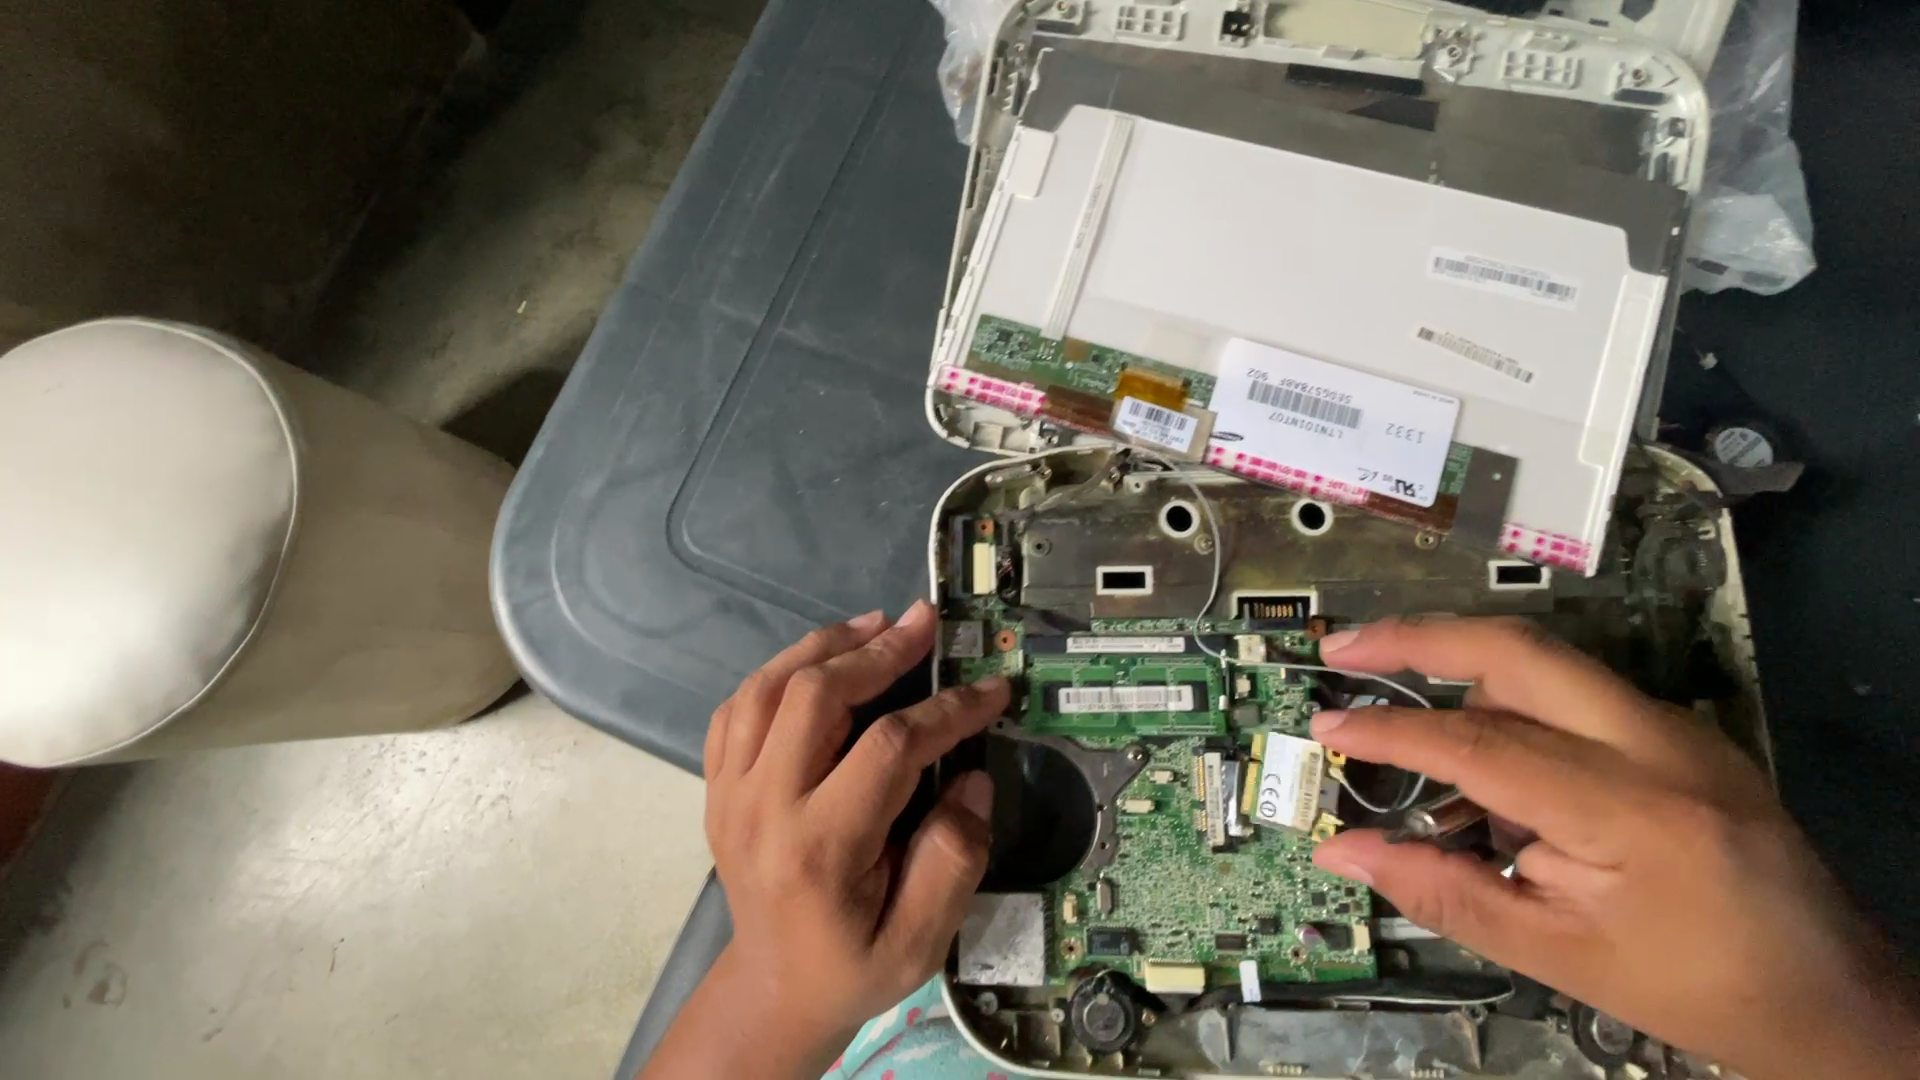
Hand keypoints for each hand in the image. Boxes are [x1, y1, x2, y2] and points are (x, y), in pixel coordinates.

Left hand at [641, 601, 1008, 1079]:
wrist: (771, 987)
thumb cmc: (852, 963)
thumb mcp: (920, 943)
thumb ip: (953, 861)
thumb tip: (972, 777)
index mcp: (819, 848)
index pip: (888, 748)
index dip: (947, 710)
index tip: (991, 689)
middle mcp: (764, 807)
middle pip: (815, 696)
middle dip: (878, 651)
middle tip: (924, 622)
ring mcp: (731, 791)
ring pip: (768, 687)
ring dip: (824, 645)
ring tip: (875, 624)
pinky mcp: (718, 784)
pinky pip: (738, 706)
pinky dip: (779, 671)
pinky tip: (819, 662)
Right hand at [1309, 617, 1919, 1079]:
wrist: (1846, 1002)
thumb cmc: (1695, 989)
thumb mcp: (1558, 956)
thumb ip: (1441, 892)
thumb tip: (1340, 849)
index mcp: (1635, 814)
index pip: (1481, 745)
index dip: (1391, 732)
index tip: (1325, 727)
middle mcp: (1660, 745)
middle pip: (1517, 649)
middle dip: (1416, 637)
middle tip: (1342, 648)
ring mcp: (1673, 726)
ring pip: (1536, 657)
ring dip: (1451, 663)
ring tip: (1393, 706)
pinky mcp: (1672, 727)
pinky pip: (1562, 686)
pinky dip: (1495, 693)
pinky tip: (1472, 740)